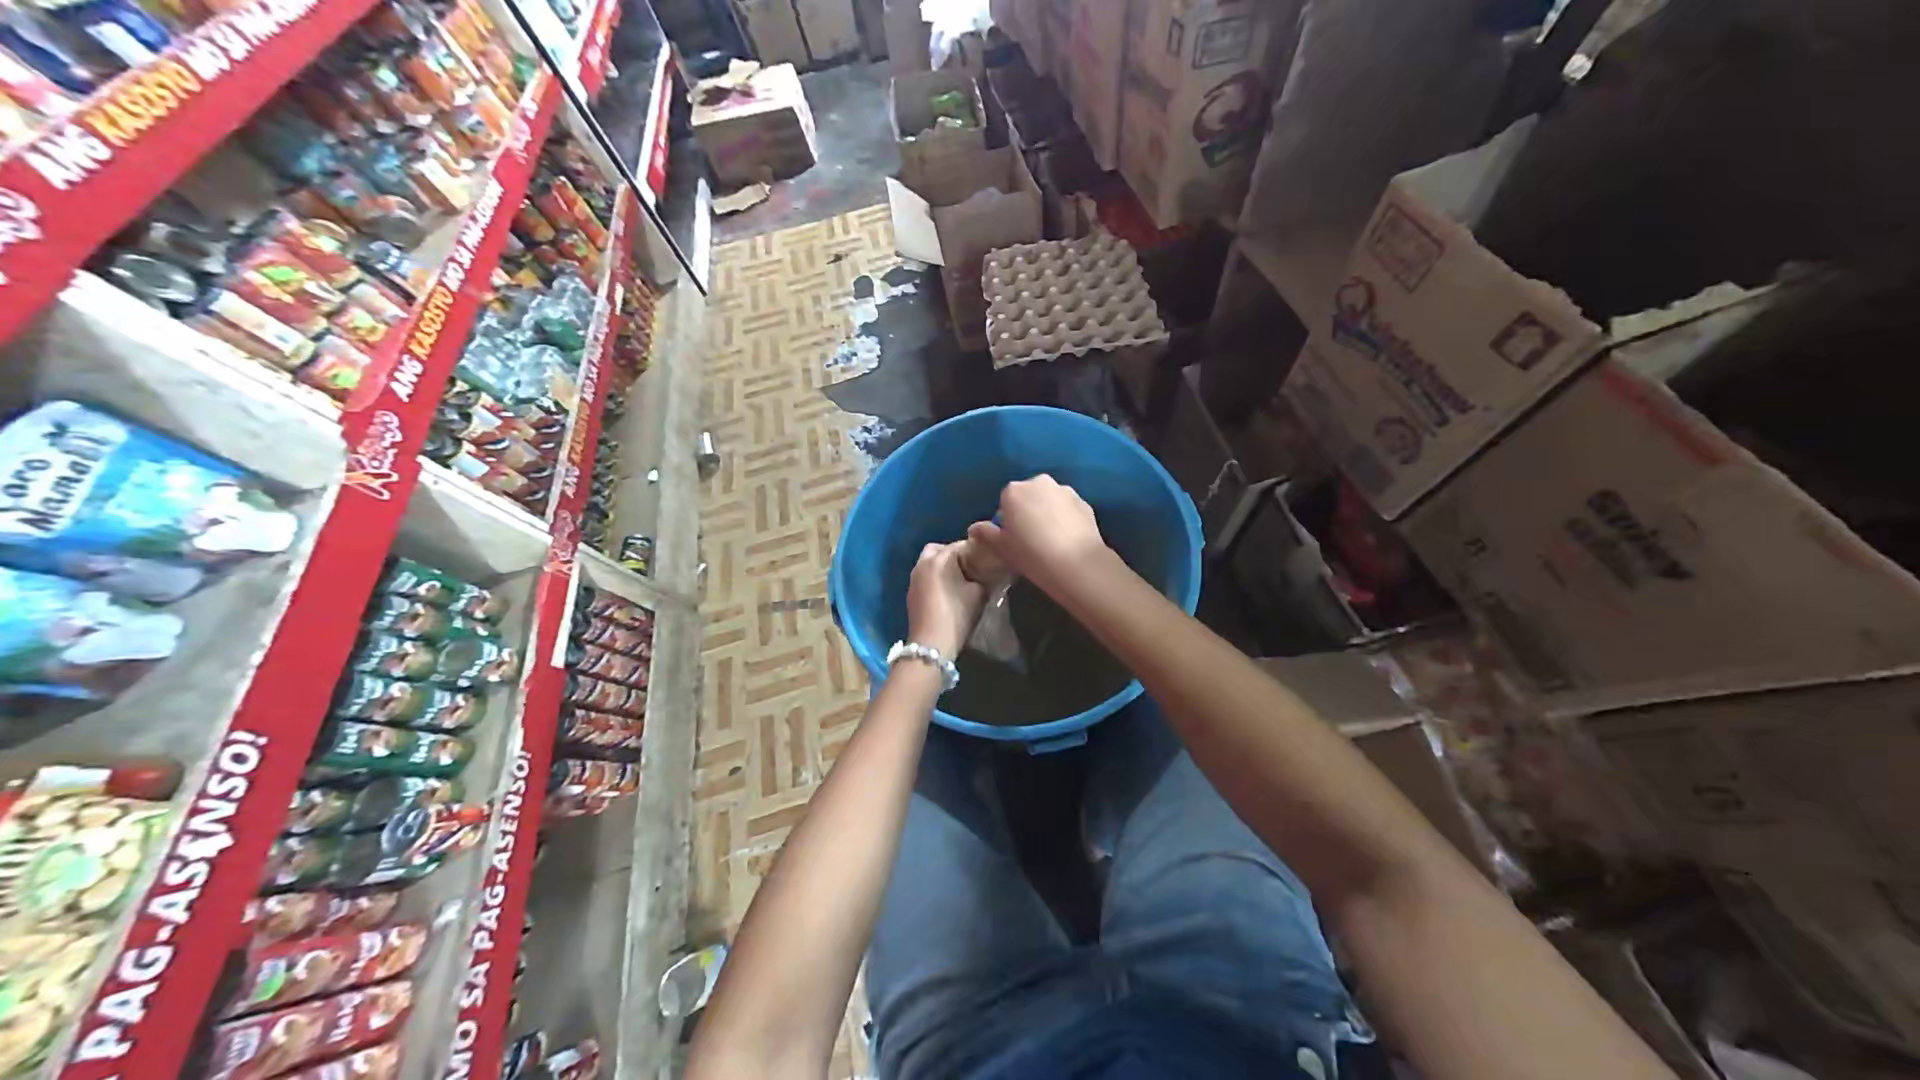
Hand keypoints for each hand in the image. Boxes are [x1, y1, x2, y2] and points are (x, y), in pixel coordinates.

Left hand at [907, 541, 986, 658]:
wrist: (932, 643)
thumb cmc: (957, 615)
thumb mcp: (978, 593)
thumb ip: (982, 577)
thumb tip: (985, 573)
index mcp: (939, 559)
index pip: (959, 545)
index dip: (975, 550)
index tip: (986, 558)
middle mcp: (922, 563)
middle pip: (938, 549)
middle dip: (952, 554)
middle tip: (969, 566)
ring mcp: (913, 579)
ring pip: (928, 563)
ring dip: (942, 566)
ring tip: (959, 579)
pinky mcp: (910, 593)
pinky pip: (924, 576)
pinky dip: (934, 578)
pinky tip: (946, 591)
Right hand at [966, 474, 1107, 591]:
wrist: (1076, 564)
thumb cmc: (1031, 554)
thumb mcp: (1001, 548)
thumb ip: (985, 534)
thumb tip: (974, 528)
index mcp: (1014, 491)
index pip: (1005, 501)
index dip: (1008, 520)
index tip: (1012, 538)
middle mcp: (1039, 483)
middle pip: (1028, 495)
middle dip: (1028, 511)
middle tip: (1030, 538)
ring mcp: (1064, 491)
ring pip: (1050, 500)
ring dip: (1048, 512)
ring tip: (1051, 539)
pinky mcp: (1084, 502)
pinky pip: (1068, 508)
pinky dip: (1066, 518)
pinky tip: (1067, 539)